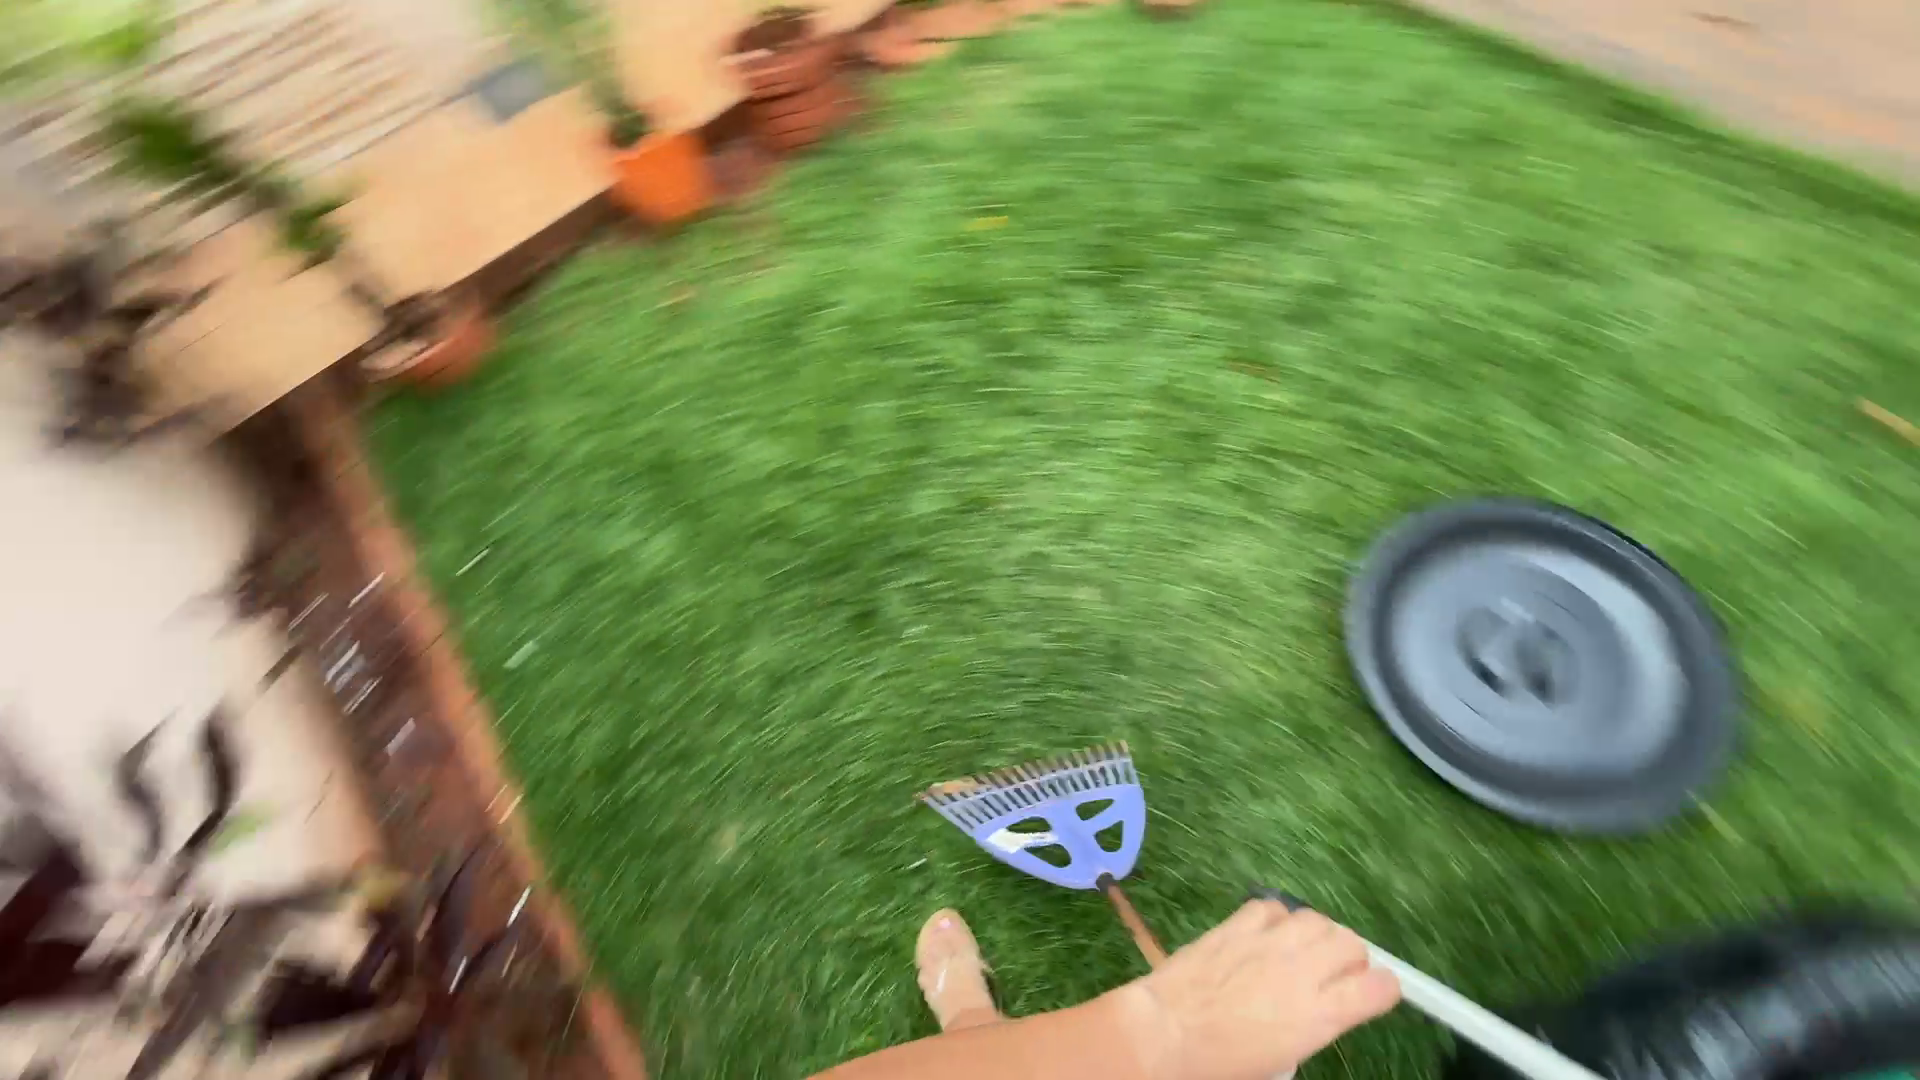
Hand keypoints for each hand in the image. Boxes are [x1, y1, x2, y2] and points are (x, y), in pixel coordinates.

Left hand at [1110, 900, 1401, 1079]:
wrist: (1169, 1032)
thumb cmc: (1224, 1061)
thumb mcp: (1284, 1056)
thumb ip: (1313, 1022)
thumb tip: (1319, 1005)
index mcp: (1320, 1015)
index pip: (1378, 987)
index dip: (1382, 987)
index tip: (1374, 990)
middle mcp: (1301, 972)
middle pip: (1350, 943)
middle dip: (1351, 956)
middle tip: (1334, 970)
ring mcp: (1267, 942)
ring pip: (1315, 918)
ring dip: (1316, 933)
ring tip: (1302, 949)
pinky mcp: (1236, 925)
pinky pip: (1270, 906)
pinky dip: (1275, 916)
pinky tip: (1266, 932)